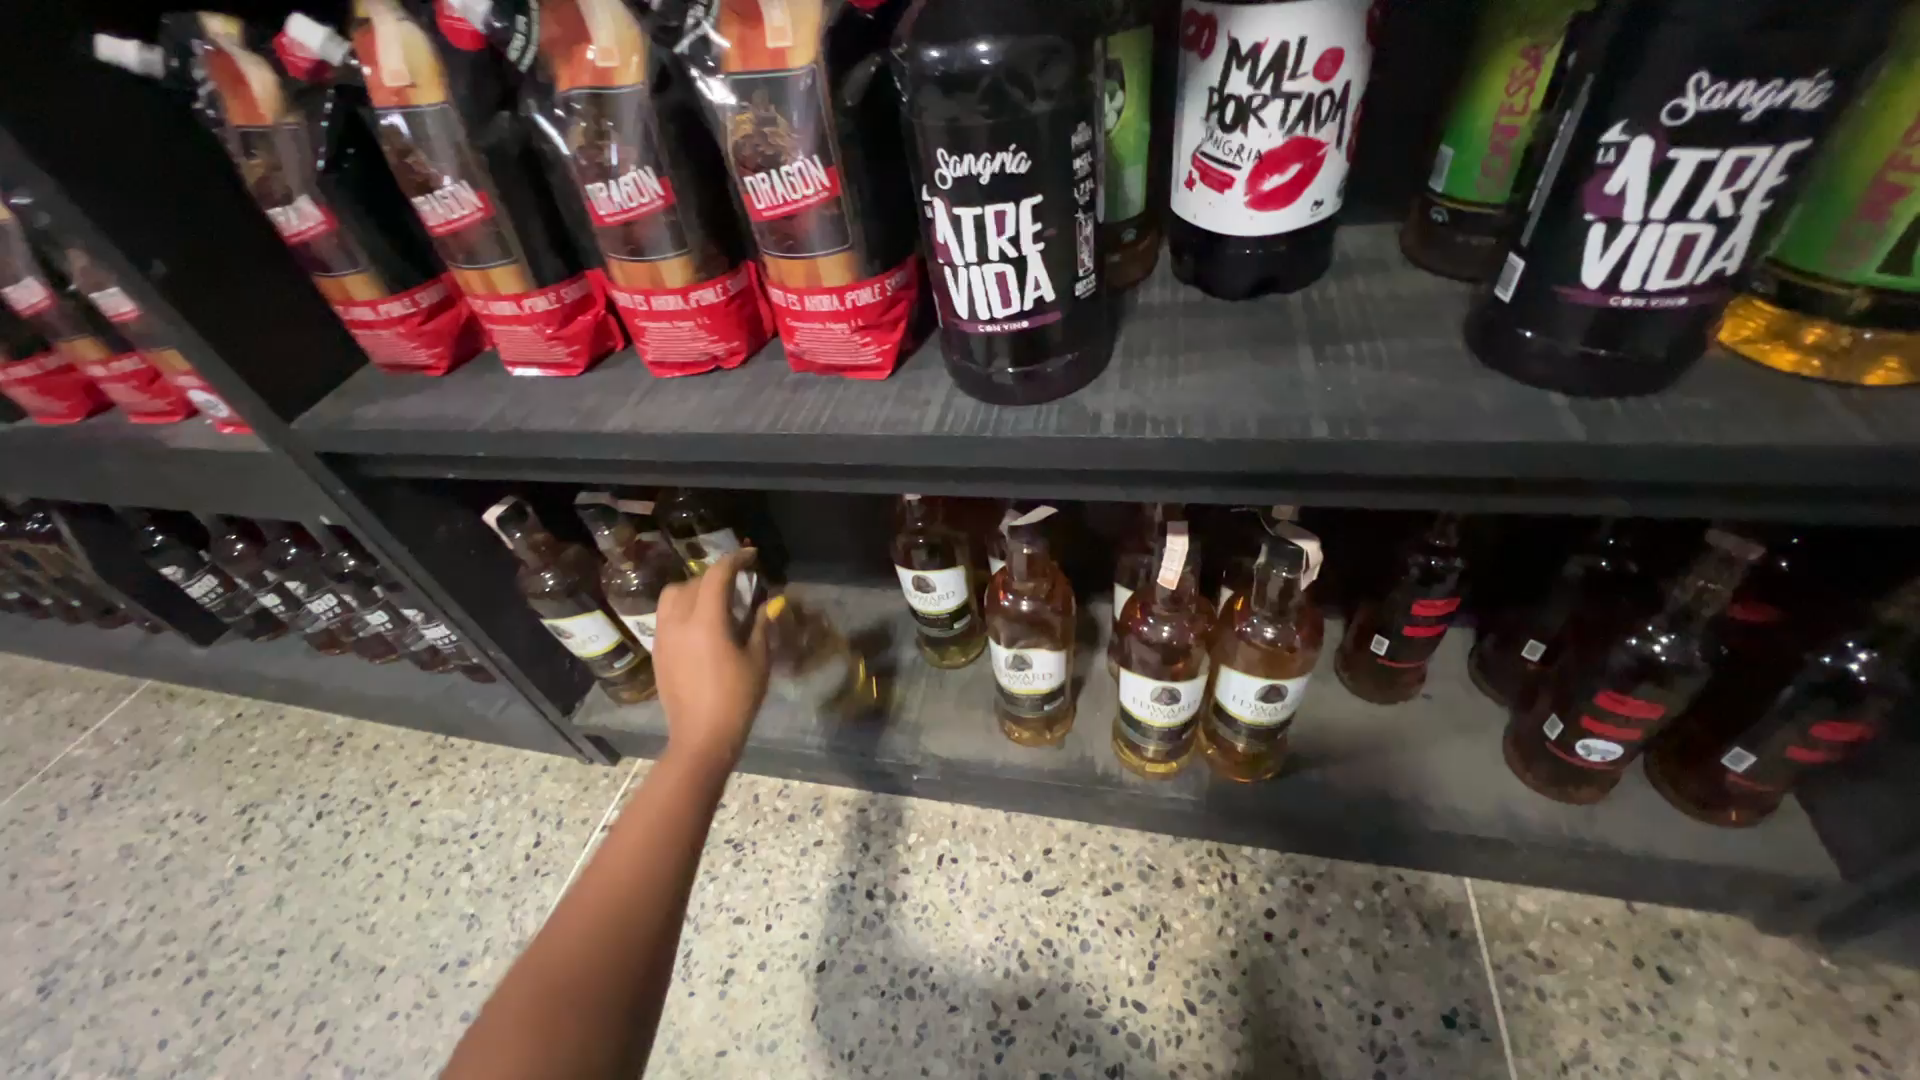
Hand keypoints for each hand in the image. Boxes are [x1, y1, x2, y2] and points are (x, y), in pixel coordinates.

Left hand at [651, 550, 769, 771]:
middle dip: (716, 576)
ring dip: (694, 589)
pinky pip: (666, 615)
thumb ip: (760, 626)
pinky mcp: (657, 651)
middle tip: (739, 584)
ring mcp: (663, 636)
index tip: (751, 555)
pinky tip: (701, 624)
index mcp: (706, 621)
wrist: (701, 736)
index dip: (735, 559)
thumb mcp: (758, 660)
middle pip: (693, 582)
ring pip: (672, 595)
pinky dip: (683, 608)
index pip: (717, 575)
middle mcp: (678, 622)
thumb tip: (763, 606)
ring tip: (715, 601)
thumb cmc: (737, 698)